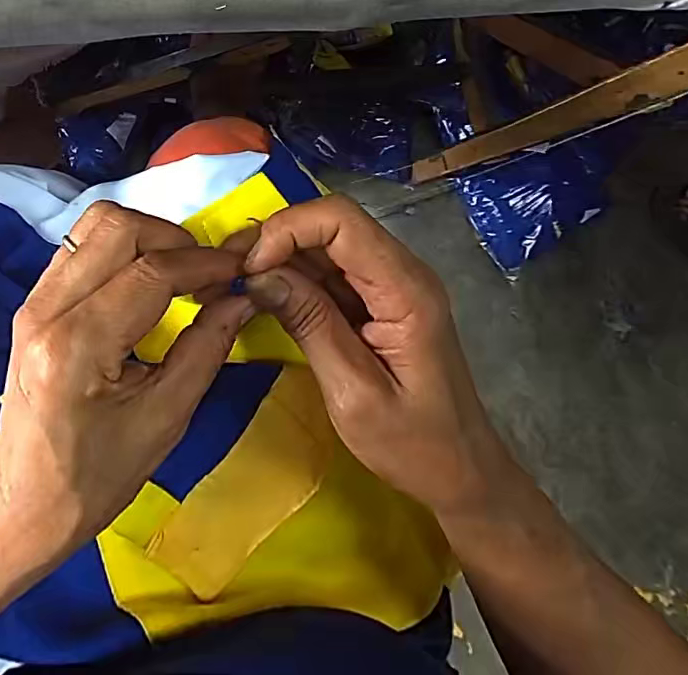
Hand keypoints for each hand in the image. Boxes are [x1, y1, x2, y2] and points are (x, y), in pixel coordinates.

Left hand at [0, 202, 253, 575]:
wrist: (18, 506)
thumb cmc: (95, 475)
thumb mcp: (166, 418)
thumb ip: (208, 346)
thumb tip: (243, 296)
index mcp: (78, 345)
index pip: (153, 271)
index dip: (206, 264)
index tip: (239, 272)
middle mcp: (47, 310)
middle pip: (119, 227)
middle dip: (176, 240)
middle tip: (205, 275)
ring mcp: (34, 301)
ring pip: (98, 224)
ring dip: (151, 237)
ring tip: (180, 274)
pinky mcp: (35, 301)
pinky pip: (86, 245)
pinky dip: (127, 247)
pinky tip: (149, 281)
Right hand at [227, 194, 519, 517]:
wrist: (459, 467)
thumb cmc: (414, 444)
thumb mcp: (353, 393)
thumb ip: (310, 324)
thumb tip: (260, 275)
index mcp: (406, 288)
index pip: (343, 220)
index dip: (289, 229)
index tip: (248, 269)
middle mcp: (403, 271)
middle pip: (333, 225)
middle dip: (276, 239)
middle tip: (227, 273)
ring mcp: (393, 283)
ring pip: (328, 244)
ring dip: (280, 256)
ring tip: (235, 284)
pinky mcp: (381, 299)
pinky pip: (333, 271)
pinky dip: (295, 277)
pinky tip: (264, 295)